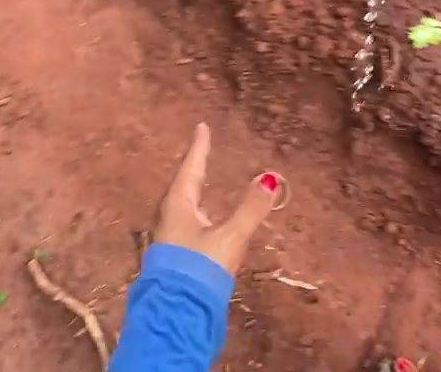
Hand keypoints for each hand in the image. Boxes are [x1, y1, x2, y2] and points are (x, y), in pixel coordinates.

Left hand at [153, 123, 281, 273]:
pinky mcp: (174, 256)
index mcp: (179, 204)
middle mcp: (170, 216)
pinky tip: (202, 221)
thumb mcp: (230, 237)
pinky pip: (186, 221)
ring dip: (195, 190)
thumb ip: (251, 209)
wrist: (177, 314)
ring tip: (203, 181)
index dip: (199, 147)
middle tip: (202, 151)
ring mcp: (169, 237)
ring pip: (183, 205)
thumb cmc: (200, 269)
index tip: (201, 127)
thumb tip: (270, 177)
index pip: (191, 167)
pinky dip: (196, 210)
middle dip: (194, 168)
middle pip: (184, 185)